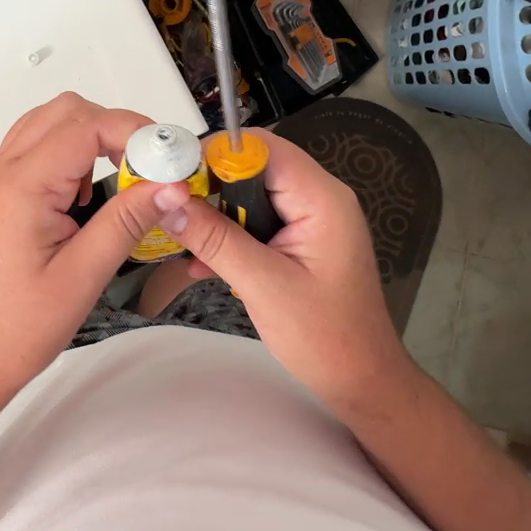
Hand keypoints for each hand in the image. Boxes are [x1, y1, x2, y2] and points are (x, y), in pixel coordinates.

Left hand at [0, 93, 185, 408]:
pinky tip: (88, 194)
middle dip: (115, 128)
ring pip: (52, 123)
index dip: (133, 131)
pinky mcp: (4, 195)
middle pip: (67, 111)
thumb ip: (127, 222)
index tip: (168, 156)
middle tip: (148, 166)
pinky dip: (73, 153)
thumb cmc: (16, 329)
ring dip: (92, 137)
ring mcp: (1, 181)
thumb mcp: (83, 276)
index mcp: (23, 187)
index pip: (86, 126)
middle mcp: (6, 173)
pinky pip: (40, 148)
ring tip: (121, 179)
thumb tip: (170, 186)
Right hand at [158, 129, 409, 412]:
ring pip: (248, 193)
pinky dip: (228, 234)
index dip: (214, 154)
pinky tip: (202, 261)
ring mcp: (309, 217)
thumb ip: (214, 238)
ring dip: (215, 215)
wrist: (363, 382)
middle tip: (170, 209)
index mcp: (320, 198)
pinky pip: (255, 218)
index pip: (261, 147)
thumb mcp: (262, 285)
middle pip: (252, 166)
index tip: (173, 176)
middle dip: (209, 186)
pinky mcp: (299, 237)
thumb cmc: (325, 338)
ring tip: (184, 240)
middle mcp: (318, 196)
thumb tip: (167, 200)